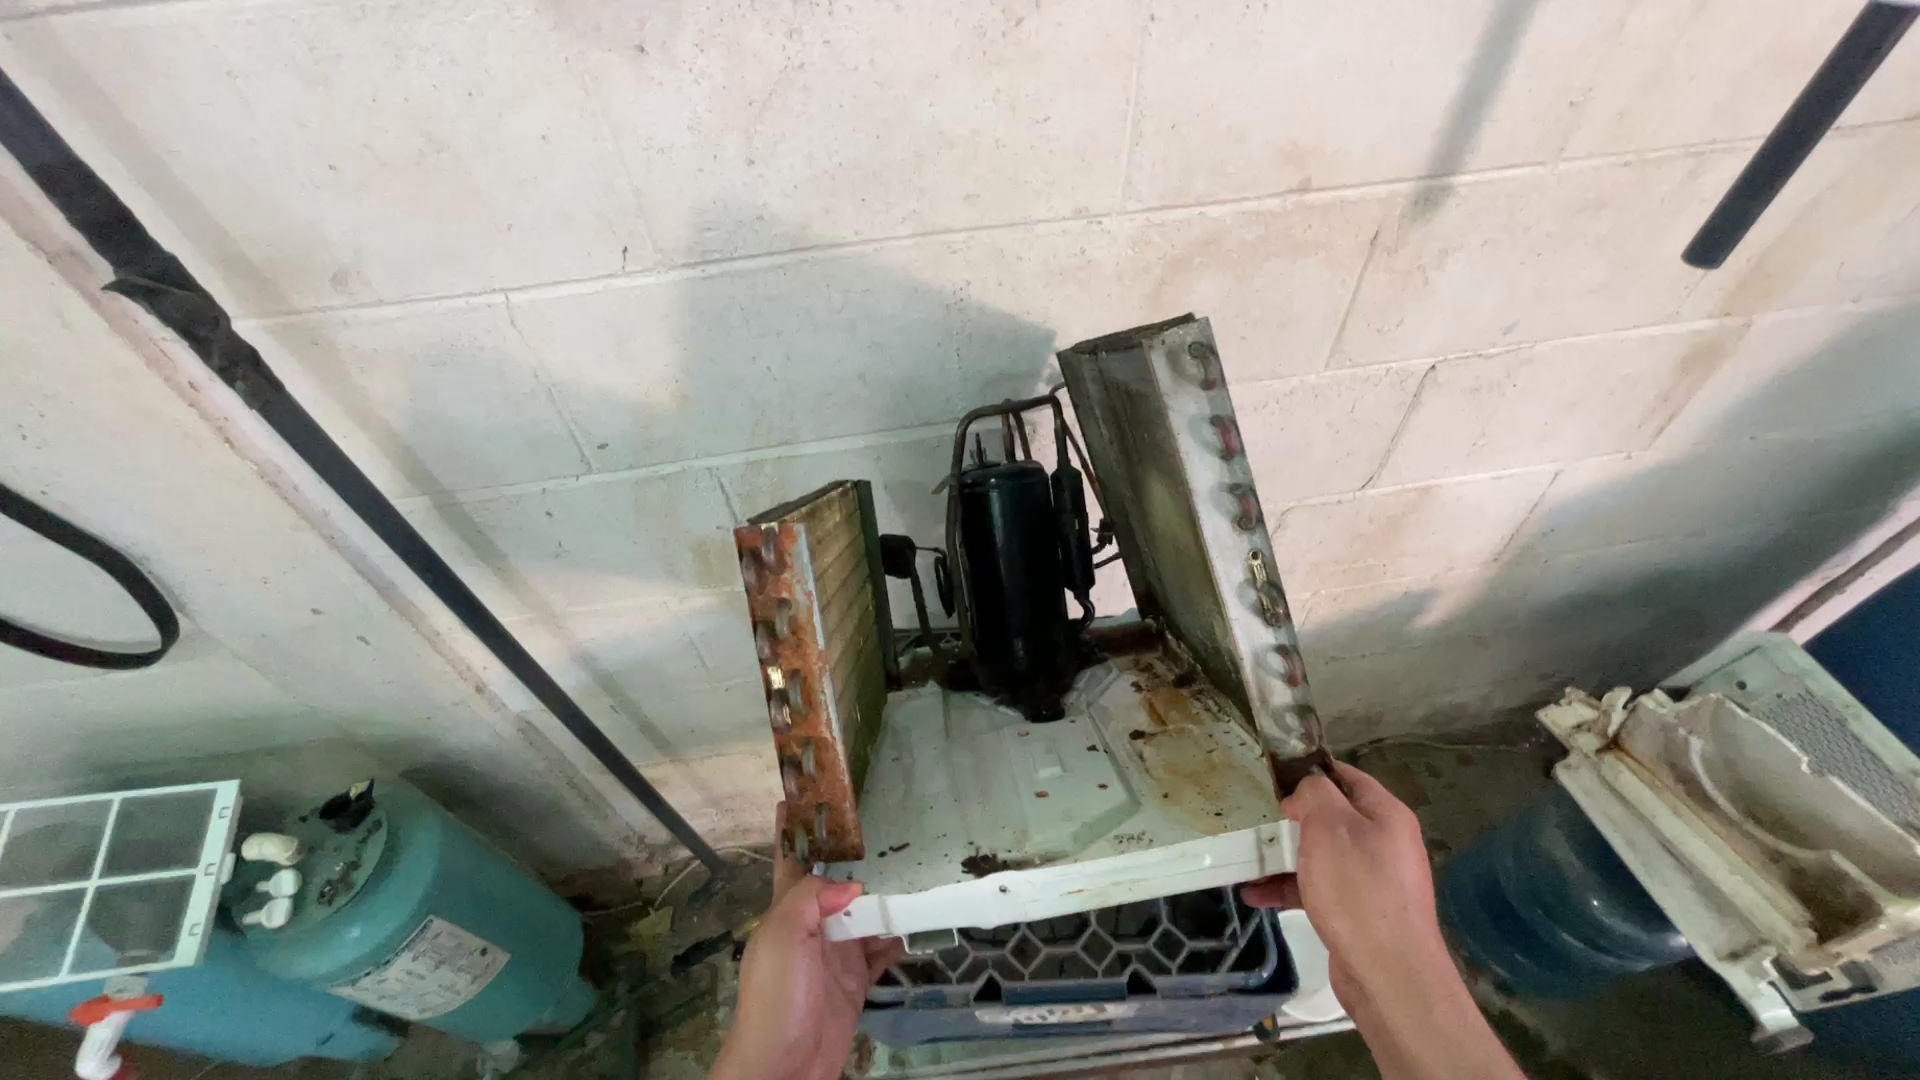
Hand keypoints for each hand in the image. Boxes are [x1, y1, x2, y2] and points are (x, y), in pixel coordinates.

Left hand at [710, 804, 903, 1079]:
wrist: (784, 1068)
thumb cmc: (776, 995)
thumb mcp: (782, 936)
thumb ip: (811, 898)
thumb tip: (853, 884)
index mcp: (787, 908)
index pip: (791, 856)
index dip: (797, 825)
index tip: (809, 789)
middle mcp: (813, 923)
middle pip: (838, 880)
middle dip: (859, 855)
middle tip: (890, 822)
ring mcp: (836, 952)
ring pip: (866, 912)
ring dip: (887, 895)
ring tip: (917, 866)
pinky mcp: (856, 979)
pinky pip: (882, 949)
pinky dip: (899, 936)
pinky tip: (917, 922)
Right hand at [1242, 761, 1447, 1007]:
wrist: (1389, 975)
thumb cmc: (1358, 890)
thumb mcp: (1330, 826)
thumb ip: (1314, 794)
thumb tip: (1304, 794)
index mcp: (1385, 816)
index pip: (1346, 776)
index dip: (1311, 770)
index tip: (1274, 774)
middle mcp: (1384, 843)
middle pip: (1331, 817)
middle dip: (1291, 817)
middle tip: (1256, 815)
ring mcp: (1372, 880)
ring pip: (1320, 855)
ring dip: (1283, 856)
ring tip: (1247, 856)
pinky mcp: (1357, 912)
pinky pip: (1317, 888)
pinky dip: (1288, 888)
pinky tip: (1255, 894)